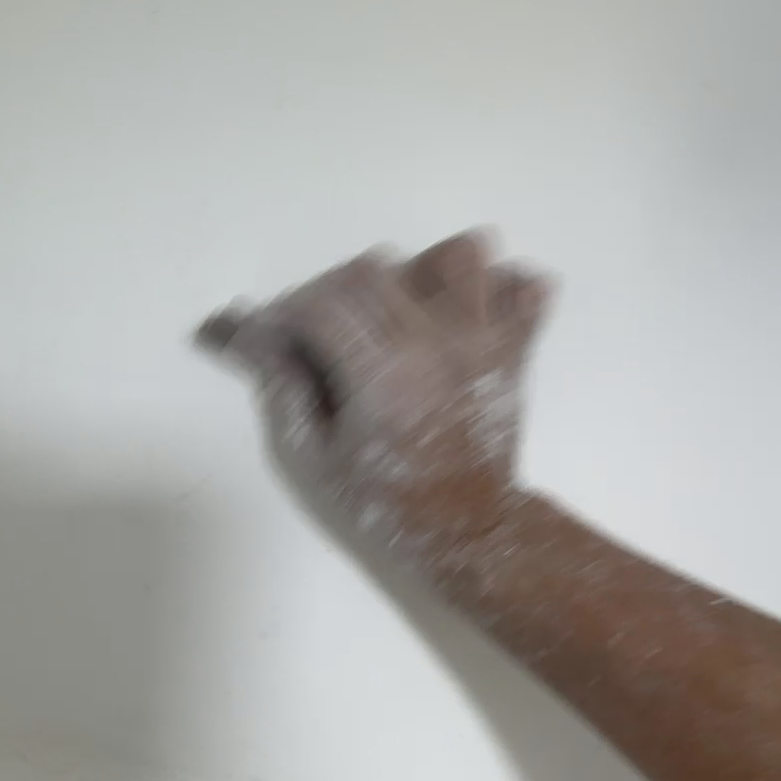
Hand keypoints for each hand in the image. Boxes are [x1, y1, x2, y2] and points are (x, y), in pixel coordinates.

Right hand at [197, 230, 550, 572]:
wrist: (465, 525)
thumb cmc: (382, 498)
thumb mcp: (314, 458)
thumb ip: (284, 391)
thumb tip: (254, 338)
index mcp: (380, 375)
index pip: (320, 306)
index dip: (283, 312)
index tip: (271, 332)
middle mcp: (435, 342)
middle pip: (372, 271)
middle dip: (328, 290)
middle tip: (317, 328)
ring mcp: (484, 340)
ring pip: (455, 256)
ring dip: (417, 272)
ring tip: (396, 310)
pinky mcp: (515, 347)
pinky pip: (526, 287)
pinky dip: (497, 288)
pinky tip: (463, 314)